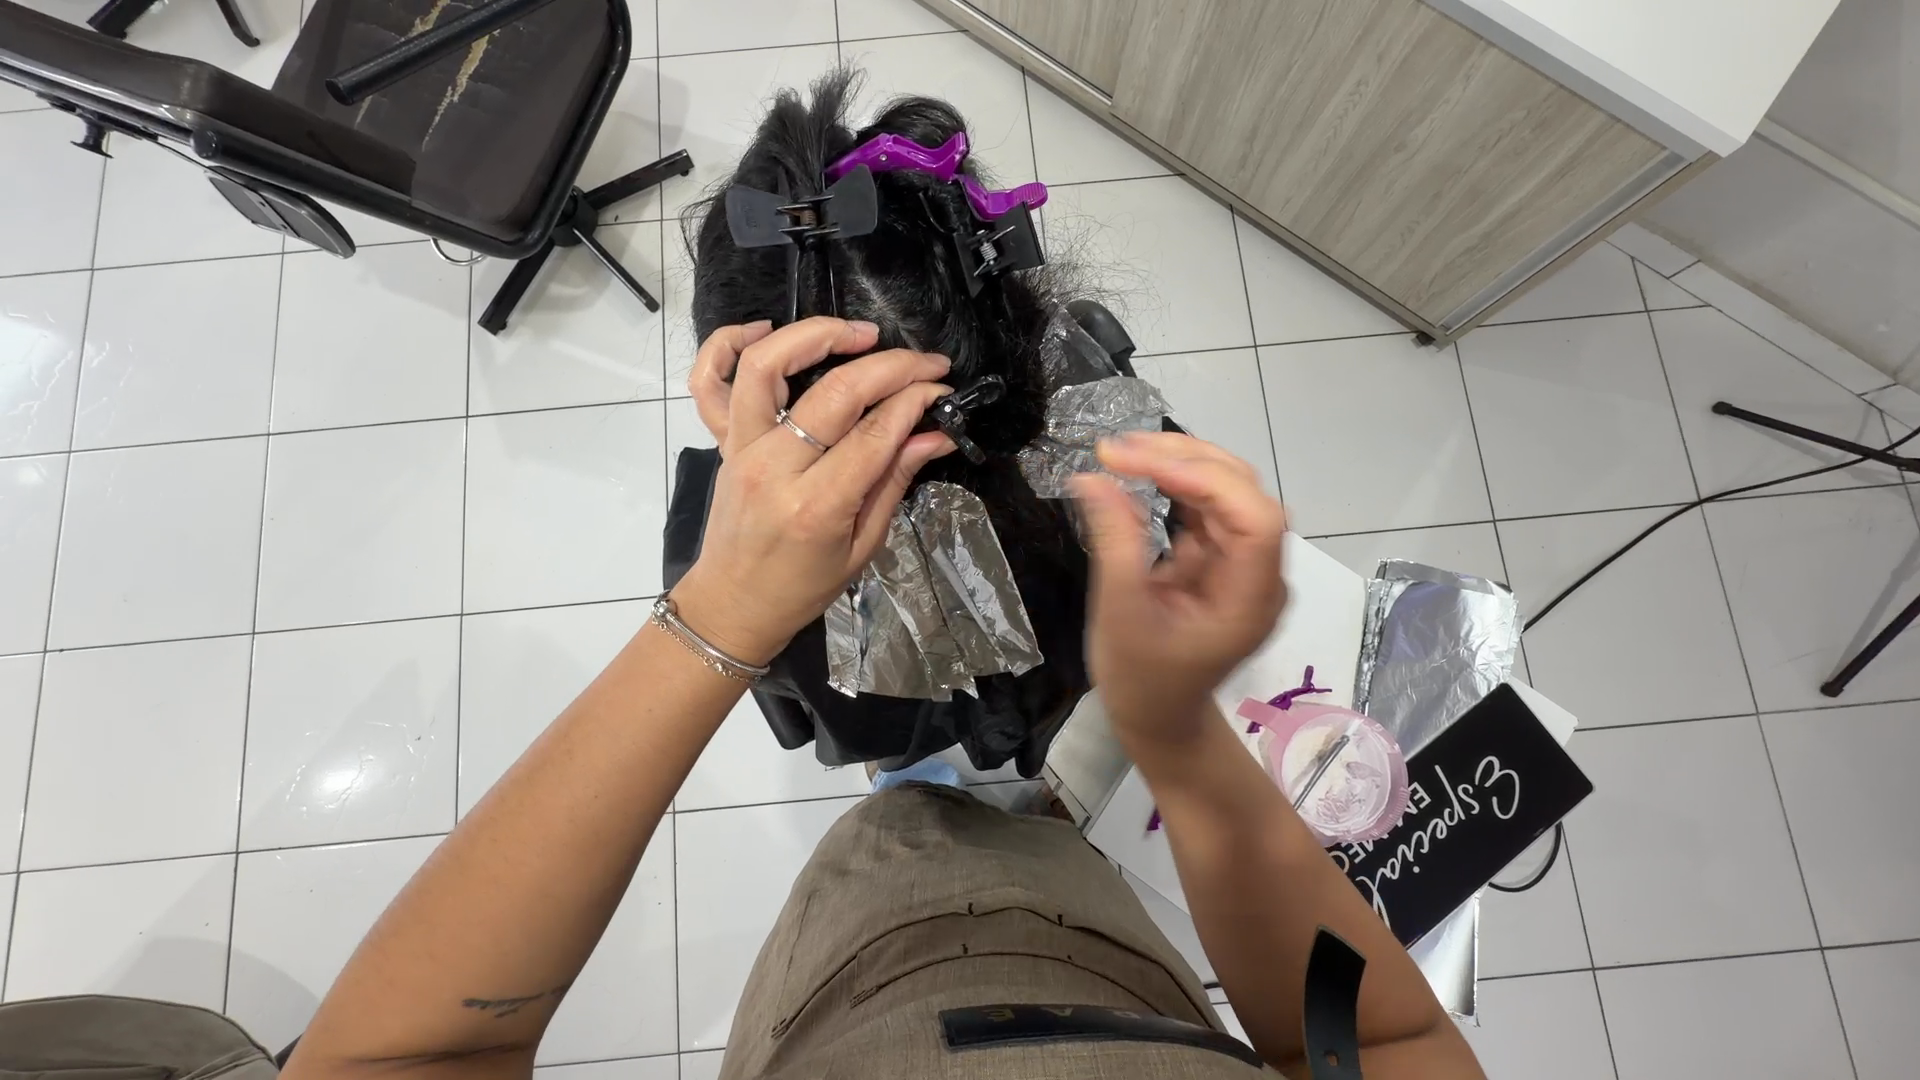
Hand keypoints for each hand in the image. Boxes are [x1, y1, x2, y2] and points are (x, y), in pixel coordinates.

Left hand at [671, 318, 955, 664]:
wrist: (734, 604)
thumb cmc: (803, 587)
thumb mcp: (863, 546)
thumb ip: (894, 482)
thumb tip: (935, 434)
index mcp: (817, 506)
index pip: (875, 433)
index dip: (915, 401)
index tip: (942, 389)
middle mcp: (775, 468)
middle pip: (836, 393)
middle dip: (891, 367)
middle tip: (925, 362)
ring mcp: (741, 449)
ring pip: (768, 367)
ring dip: (816, 335)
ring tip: (860, 334)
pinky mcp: (721, 442)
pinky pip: (709, 382)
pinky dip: (728, 344)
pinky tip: (766, 331)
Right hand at [1072, 433, 1288, 752]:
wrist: (1157, 716)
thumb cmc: (1141, 680)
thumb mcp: (1121, 614)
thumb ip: (1114, 541)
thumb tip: (1091, 477)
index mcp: (1251, 600)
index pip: (1252, 519)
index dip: (1203, 480)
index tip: (1138, 464)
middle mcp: (1259, 574)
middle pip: (1242, 493)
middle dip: (1185, 459)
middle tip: (1119, 447)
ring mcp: (1242, 564)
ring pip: (1225, 491)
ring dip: (1178, 463)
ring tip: (1124, 451)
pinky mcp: (1220, 559)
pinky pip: (1205, 508)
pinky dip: (1173, 484)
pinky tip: (1139, 471)